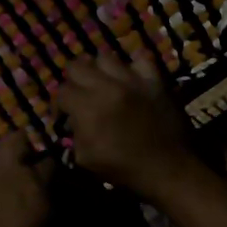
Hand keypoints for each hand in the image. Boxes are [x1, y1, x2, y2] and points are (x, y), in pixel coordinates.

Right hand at [55, 54, 193, 196]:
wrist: (168, 168)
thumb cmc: (126, 169)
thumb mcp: (86, 158)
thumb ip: (74, 134)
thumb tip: (73, 119)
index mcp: (88, 108)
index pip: (61, 91)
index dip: (59, 104)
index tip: (65, 115)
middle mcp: (108, 87)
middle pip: (77, 66)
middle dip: (73, 81)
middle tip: (80, 95)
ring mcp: (134, 81)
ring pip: (105, 57)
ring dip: (99, 70)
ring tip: (103, 84)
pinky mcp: (155, 81)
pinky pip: (140, 60)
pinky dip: (133, 68)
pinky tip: (130, 80)